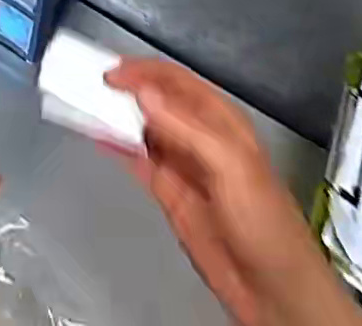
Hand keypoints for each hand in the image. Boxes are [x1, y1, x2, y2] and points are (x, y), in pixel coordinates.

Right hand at [106, 60, 361, 325]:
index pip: (176, 81)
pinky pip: (139, 161)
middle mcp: (199, 134)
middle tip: (92, 83)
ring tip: (87, 105)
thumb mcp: (229, 164)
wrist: (274, 289)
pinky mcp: (171, 193)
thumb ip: (185, 126)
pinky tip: (99, 137)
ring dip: (119, 116)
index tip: (110, 72)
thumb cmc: (262, 218)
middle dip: (127, 89)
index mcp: (219, 118)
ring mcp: (183, 164)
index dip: (144, 71)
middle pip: (157, 100)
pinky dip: (119, 146)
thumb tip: (142, 91)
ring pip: (144, 129)